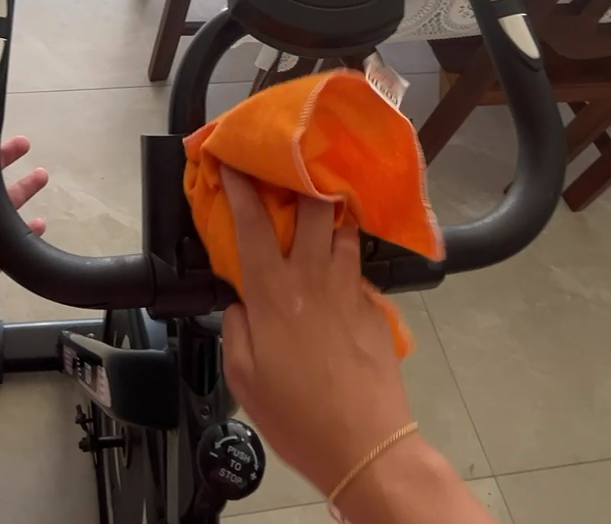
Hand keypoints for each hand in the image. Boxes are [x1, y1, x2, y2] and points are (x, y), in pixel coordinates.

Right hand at [220, 166, 414, 495]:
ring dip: (330, 215)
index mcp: (273, 294)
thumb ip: (236, 330)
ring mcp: (349, 289)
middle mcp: (312, 278)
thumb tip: (242, 303)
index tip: (235, 163)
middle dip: (302, 180)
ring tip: (321, 210)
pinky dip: (346, 258)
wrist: (369, 446)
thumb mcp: (244, 379)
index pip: (253, 225)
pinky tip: (341, 268)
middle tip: (292, 171)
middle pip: (312, 209)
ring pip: (343, 230)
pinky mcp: (375, 307)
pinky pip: (357, 269)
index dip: (242, 188)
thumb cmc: (297, 415)